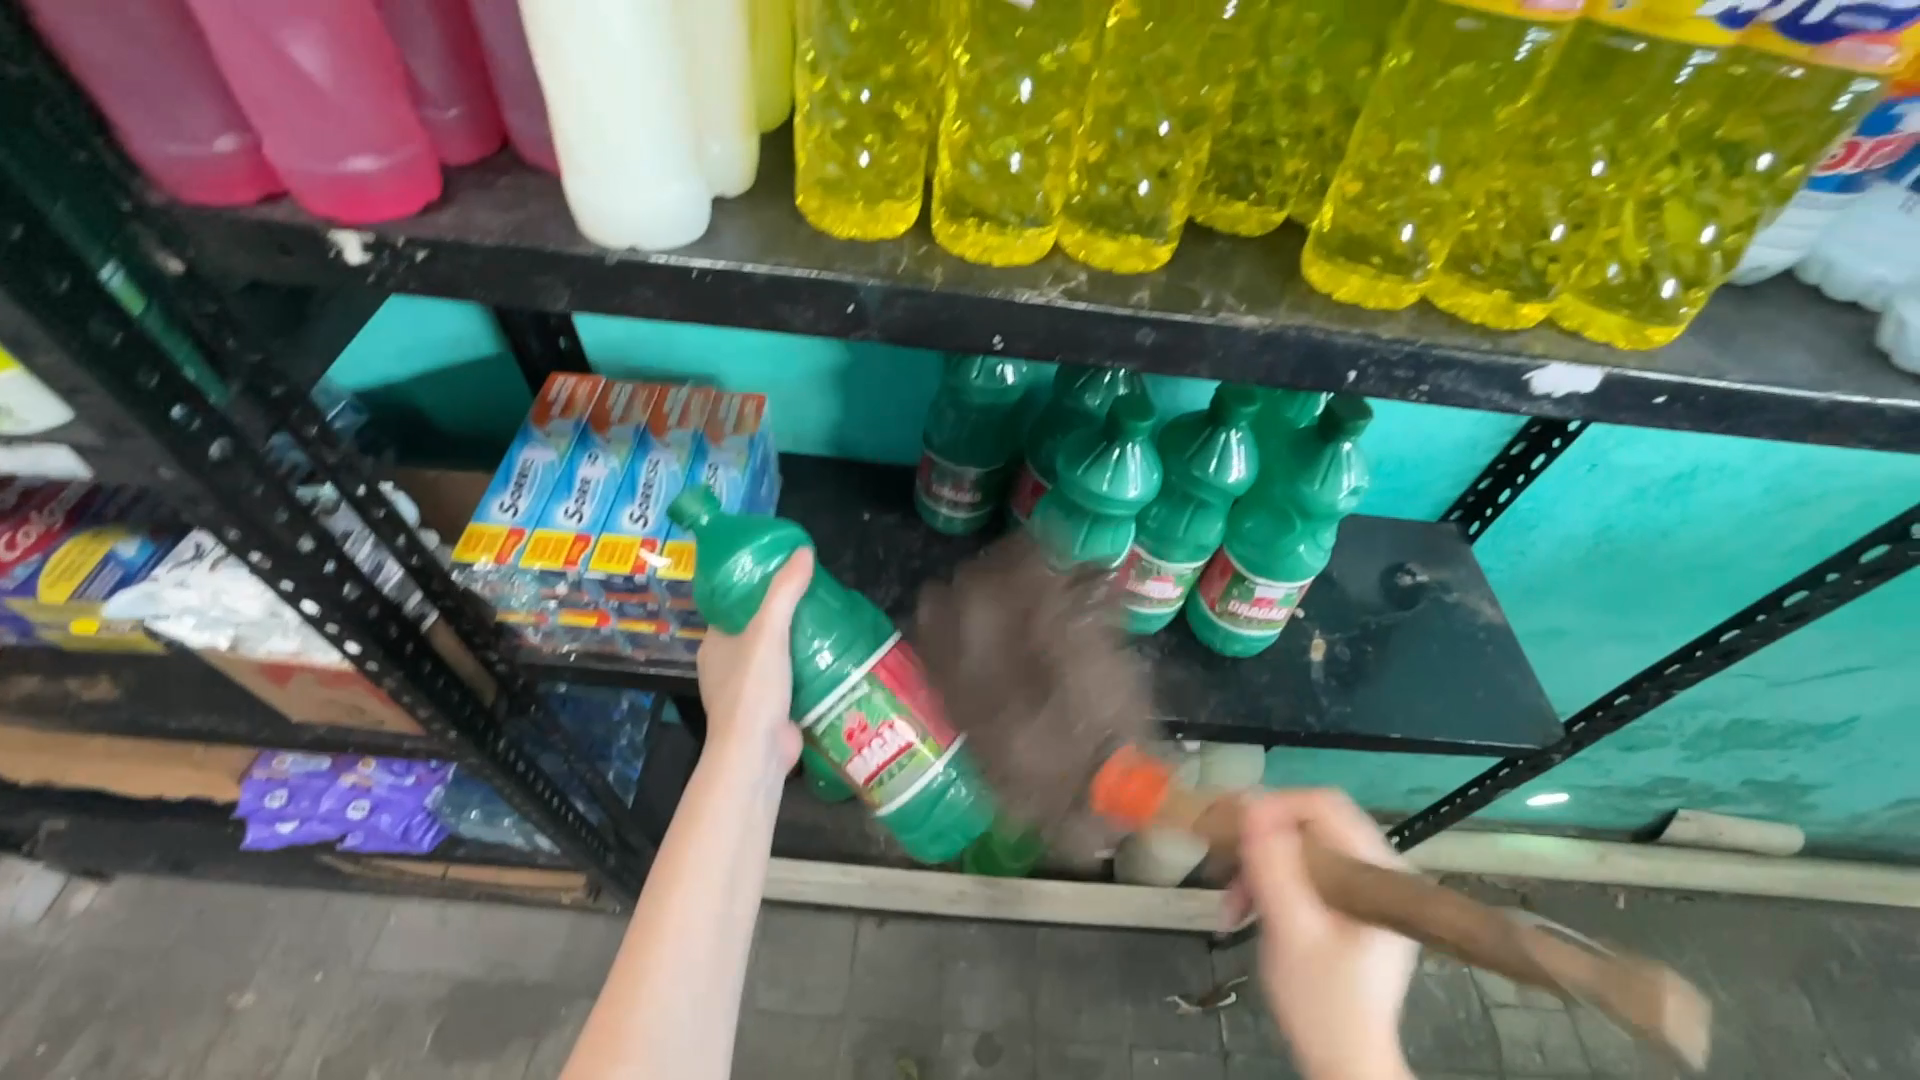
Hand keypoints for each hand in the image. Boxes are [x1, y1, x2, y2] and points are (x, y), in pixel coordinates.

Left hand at [694, 547, 811, 783]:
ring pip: (775, 655)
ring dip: (798, 642)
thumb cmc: (752, 689)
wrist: (756, 752)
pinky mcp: (769, 709)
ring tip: (829, 619)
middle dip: (784, 614)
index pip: (734, 605)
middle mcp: (726, 664)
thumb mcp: (769, 631)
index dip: (758, 587)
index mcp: (714, 643)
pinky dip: (806, 667)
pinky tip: (831, 655)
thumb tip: (804, 551)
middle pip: (758, 629)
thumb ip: (785, 592)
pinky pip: (789, 679)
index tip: (787, 573)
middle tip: (817, 594)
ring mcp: (747, 690)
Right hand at [1228, 789, 1418, 1079]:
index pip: (1323, 805)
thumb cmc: (1324, 1005)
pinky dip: (1268, 884)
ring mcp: (1361, 888)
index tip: (1230, 828)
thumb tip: (1249, 805)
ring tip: (1231, 904)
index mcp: (1377, 870)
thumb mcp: (1291, 932)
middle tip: (1223, 864)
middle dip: (1258, 843)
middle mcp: (1376, 869)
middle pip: (1307, 824)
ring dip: (1257, 867)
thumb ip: (1273, 865)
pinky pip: (1301, 871)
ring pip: (1298, 847)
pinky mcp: (1345, 904)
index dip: (1272, 807)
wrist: (1346, 1064)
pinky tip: (1243, 911)